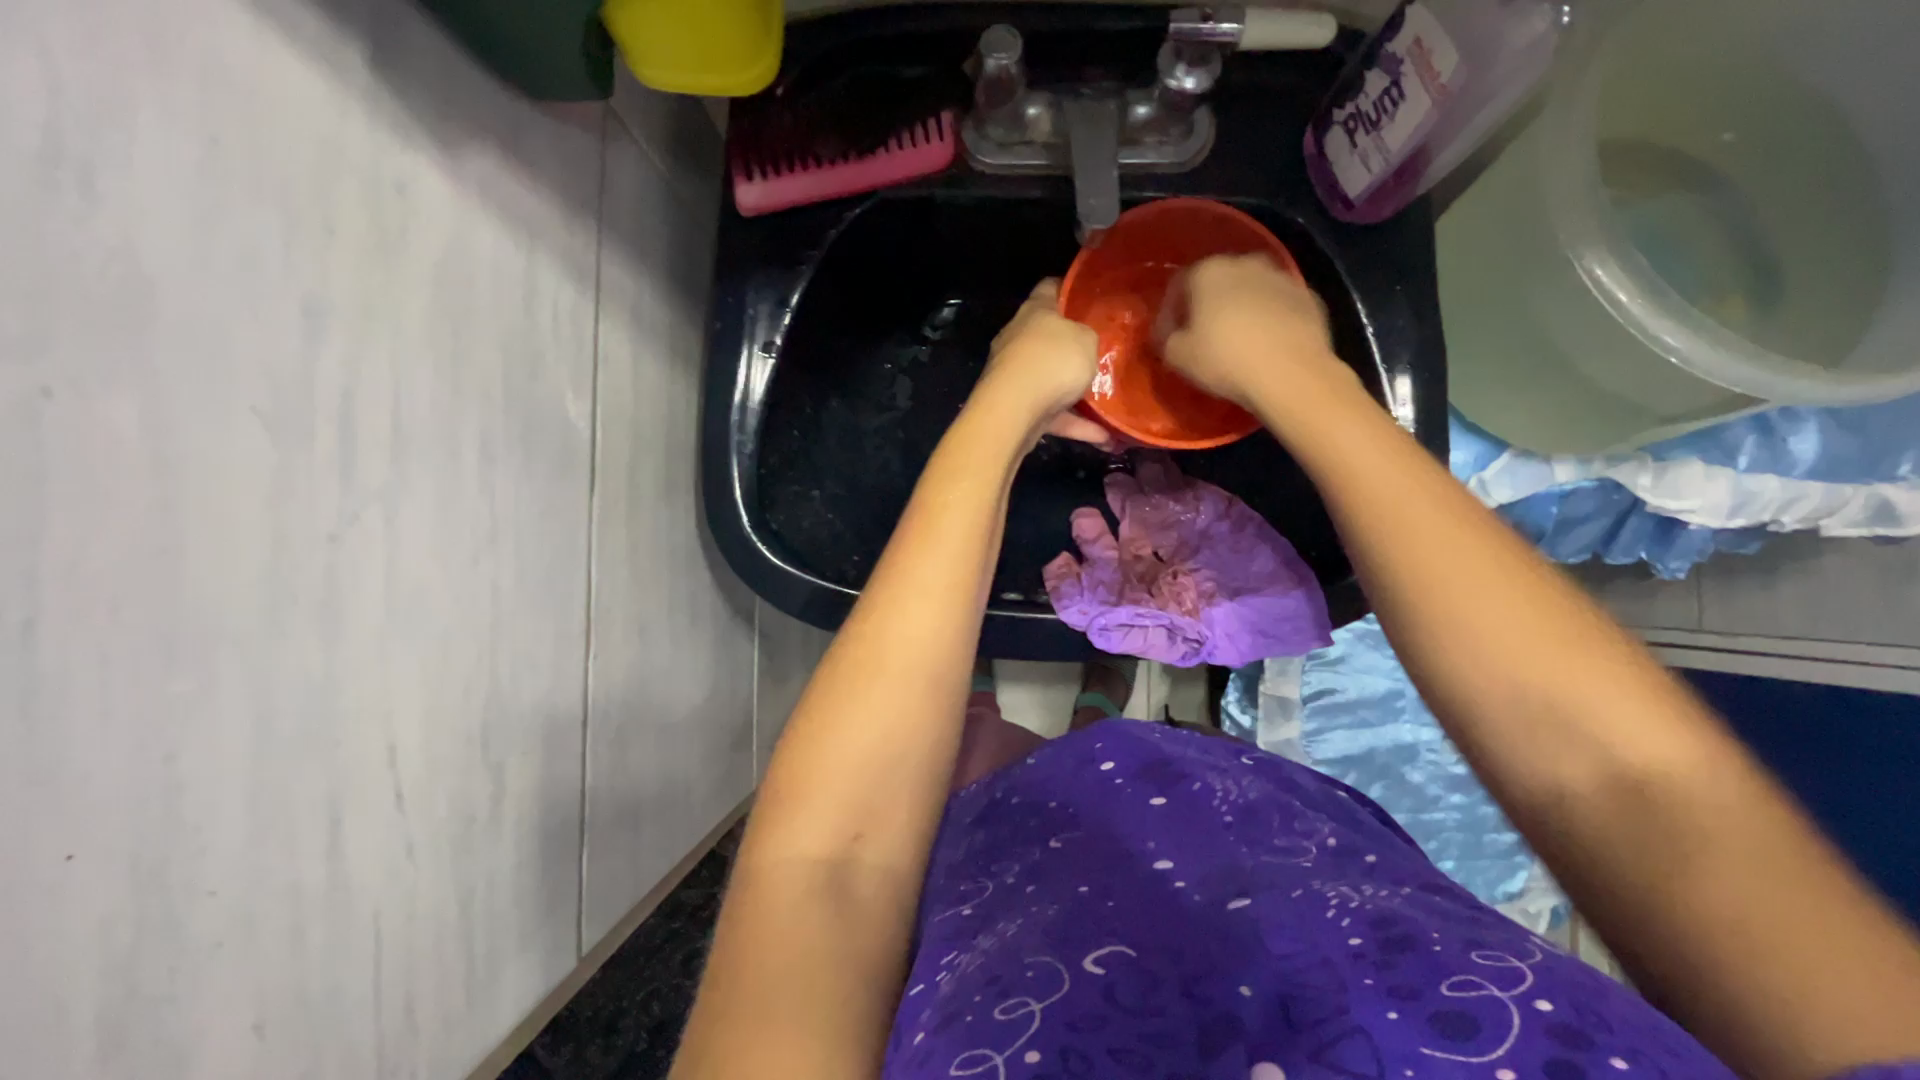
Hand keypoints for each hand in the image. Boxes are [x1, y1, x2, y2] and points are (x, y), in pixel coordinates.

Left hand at [975, 279, 1112, 446]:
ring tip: (1107, 400)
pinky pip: (1052, 413)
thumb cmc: (1052, 362)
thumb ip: (1088, 336)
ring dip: (1076, 392)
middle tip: (1103, 351)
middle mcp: (1019, 338)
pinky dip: (1074, 424)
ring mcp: (1013, 374)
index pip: (1049, 287)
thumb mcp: (1086, 340)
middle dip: (1072, 345)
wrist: (1012, 412)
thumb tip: (1084, 341)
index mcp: (1034, 311)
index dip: (1070, 288)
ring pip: (1049, 379)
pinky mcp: (1015, 407)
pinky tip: (1103, 436)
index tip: (1090, 296)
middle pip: (1048, 336)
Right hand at [1156, 254, 1349, 409]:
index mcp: (1208, 270)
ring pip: (1251, 292)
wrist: (1291, 373)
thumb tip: (1170, 336)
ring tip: (1236, 342)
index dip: (1169, 314)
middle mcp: (1246, 262)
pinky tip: (1266, 346)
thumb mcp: (1177, 357)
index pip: (1178, 286)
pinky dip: (1269, 320)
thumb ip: (1166, 340)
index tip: (1167, 339)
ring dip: (1240, 311)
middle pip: (1218, 283)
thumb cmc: (1225, 360)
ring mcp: (1282, 277)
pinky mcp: (1309, 298)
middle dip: (1207, 307)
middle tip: (1202, 337)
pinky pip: (1278, 307)